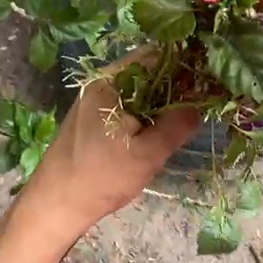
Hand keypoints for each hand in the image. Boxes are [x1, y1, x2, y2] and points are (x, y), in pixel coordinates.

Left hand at [13, 68, 200, 246]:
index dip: (184, 63)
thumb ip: (176, 125)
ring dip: (163, 100)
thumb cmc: (100, 178)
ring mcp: (96, 101)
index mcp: (111, 81)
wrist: (54, 207)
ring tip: (189, 113)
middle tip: (204, 99)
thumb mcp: (147, 154)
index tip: (208, 78)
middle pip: (148, 72)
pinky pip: (129, 106)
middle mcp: (102, 83)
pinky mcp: (94, 119)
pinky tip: (163, 128)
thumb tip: (200, 105)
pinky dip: (147, 113)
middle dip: (176, 84)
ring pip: (139, 91)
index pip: (156, 55)